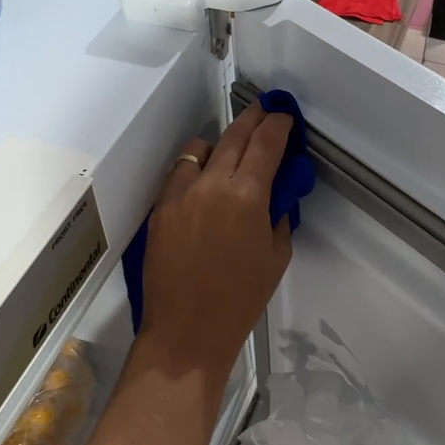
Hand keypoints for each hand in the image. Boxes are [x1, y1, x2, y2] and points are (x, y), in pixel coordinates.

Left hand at [138, 104, 295, 386]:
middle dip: (253, 120)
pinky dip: (195, 167)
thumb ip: (277, 216)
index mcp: (247, 196)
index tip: (285, 117)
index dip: (279, 124)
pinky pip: (179, 173)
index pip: (266, 143)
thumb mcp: (276, 256)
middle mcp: (212, 185)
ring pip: (201, 149)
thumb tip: (273, 195)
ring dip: (221, 144)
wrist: (187, 332)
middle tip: (265, 112)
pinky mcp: (160, 208)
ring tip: (231, 152)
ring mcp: (180, 194)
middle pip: (234, 136)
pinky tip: (204, 180)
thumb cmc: (241, 300)